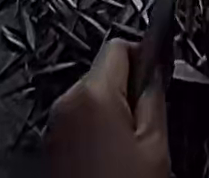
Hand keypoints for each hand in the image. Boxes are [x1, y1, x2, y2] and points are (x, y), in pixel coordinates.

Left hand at [46, 40, 168, 177]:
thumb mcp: (153, 145)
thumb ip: (154, 94)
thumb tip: (155, 64)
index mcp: (91, 93)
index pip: (119, 46)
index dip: (143, 56)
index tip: (158, 78)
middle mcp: (65, 102)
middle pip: (104, 71)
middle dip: (128, 88)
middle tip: (148, 125)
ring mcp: (53, 127)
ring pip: (92, 97)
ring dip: (113, 111)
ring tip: (130, 150)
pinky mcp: (49, 150)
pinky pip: (79, 121)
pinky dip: (96, 130)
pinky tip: (110, 161)